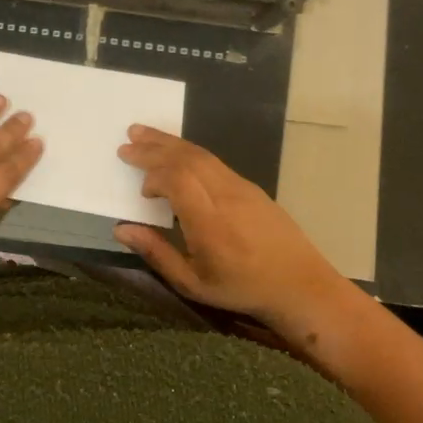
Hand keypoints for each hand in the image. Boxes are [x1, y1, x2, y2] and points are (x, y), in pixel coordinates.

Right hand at [114, 125, 352, 326]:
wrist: (301, 285)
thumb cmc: (241, 288)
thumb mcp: (192, 282)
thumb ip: (155, 252)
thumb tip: (121, 228)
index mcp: (210, 223)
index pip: (178, 180)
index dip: (154, 176)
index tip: (142, 193)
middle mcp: (226, 196)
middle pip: (187, 159)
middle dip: (154, 148)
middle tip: (126, 143)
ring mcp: (242, 188)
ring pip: (201, 155)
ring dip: (169, 143)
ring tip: (142, 135)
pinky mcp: (250, 187)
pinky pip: (214, 161)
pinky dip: (188, 152)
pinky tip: (175, 153)